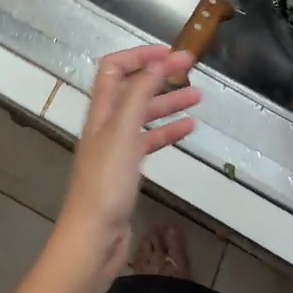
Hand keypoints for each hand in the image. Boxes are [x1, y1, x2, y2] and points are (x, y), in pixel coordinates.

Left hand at [55, 45, 200, 276]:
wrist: (93, 240)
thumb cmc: (105, 184)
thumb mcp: (123, 133)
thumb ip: (138, 94)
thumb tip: (157, 60)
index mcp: (101, 110)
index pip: (115, 67)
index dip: (140, 54)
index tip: (171, 53)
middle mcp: (107, 124)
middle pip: (133, 88)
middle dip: (160, 74)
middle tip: (192, 68)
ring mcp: (116, 148)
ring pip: (144, 114)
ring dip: (169, 102)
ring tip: (198, 96)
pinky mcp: (127, 170)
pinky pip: (150, 141)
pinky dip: (168, 132)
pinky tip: (189, 128)